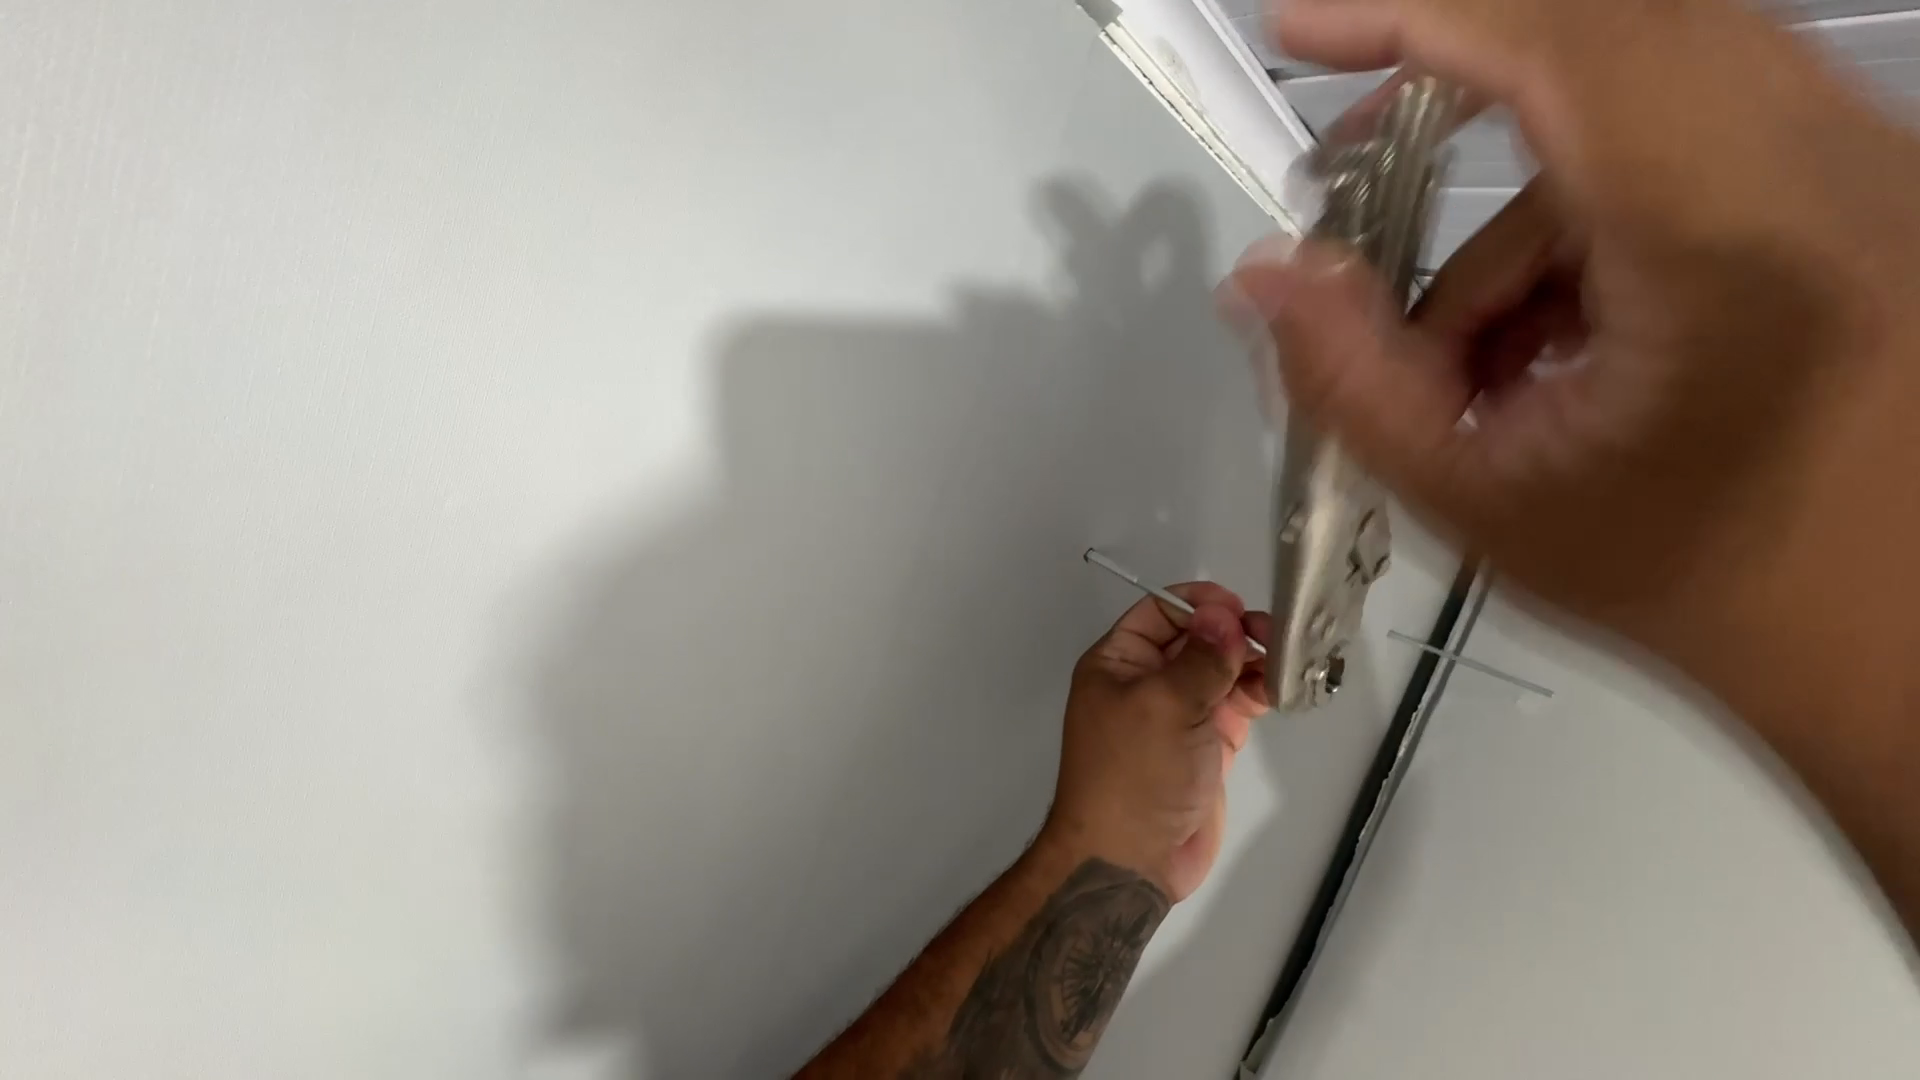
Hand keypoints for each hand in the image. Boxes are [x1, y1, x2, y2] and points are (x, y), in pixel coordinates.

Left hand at [1042, 584, 1271, 902]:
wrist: (1130, 859)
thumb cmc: (1134, 772)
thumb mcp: (1164, 706)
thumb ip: (1201, 659)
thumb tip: (1224, 615)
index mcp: (1118, 662)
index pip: (1161, 612)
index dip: (1200, 605)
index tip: (1240, 611)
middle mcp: (1147, 680)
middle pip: (1197, 639)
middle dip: (1235, 633)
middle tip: (1276, 637)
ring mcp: (1179, 712)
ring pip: (1221, 670)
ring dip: (1254, 662)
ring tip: (1288, 663)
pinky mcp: (1206, 742)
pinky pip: (1236, 703)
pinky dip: (1260, 692)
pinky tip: (1284, 689)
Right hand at [1221, 0, 1919, 698]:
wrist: (1896, 640)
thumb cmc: (1693, 580)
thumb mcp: (1471, 492)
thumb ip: (1345, 378)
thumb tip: (1260, 277)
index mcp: (1734, 242)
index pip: (1566, 44)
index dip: (1418, 10)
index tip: (1301, 24)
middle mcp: (1831, 170)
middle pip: (1604, 42)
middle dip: (1450, 90)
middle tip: (1350, 165)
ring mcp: (1858, 174)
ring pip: (1626, 117)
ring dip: (1506, 221)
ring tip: (1455, 359)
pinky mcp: (1852, 197)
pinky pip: (1673, 164)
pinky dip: (1571, 241)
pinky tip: (1539, 354)